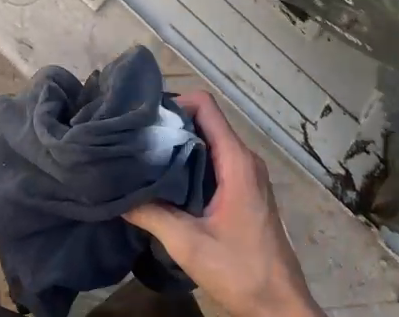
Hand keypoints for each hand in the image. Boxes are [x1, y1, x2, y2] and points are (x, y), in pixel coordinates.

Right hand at [123, 91, 323, 316]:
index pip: (205, 105)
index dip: (174, 103)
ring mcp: (248, 174)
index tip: (145, 119)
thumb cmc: (241, 271)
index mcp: (236, 161)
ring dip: (180, 145)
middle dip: (171, 125)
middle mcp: (245, 159)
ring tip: (146, 157)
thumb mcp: (189, 245)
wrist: (281, 307)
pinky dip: (191, 162)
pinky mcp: (246, 190)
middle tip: (137, 138)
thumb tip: (117, 194)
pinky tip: (167, 181)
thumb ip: (151, 214)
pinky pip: (216, 160)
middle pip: (205, 120)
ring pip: (209, 141)